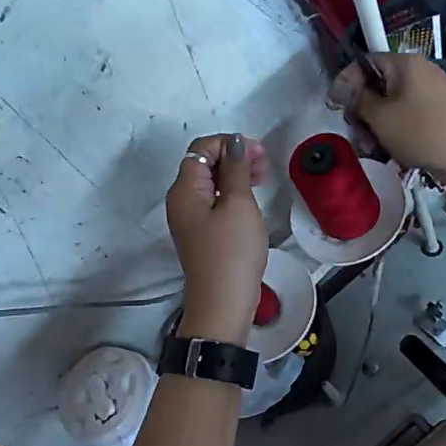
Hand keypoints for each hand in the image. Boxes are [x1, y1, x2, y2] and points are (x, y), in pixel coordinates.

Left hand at [167, 133, 268, 343]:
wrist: (223, 302)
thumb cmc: (232, 252)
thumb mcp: (238, 205)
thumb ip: (235, 170)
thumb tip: (234, 143)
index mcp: (184, 189)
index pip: (201, 149)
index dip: (229, 144)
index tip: (260, 153)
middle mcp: (180, 201)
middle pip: (203, 164)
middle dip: (233, 157)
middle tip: (264, 165)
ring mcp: (189, 219)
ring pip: (210, 184)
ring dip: (234, 176)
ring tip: (261, 180)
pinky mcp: (201, 234)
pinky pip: (213, 202)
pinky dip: (231, 194)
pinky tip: (250, 200)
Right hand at [328, 54, 445, 204]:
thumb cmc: (424, 131)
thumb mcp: (382, 117)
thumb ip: (358, 101)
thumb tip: (344, 89)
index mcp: (404, 63)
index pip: (365, 62)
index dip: (346, 82)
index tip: (334, 107)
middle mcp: (418, 74)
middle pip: (377, 88)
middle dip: (362, 115)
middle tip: (360, 139)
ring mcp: (430, 97)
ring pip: (391, 110)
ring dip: (377, 132)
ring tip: (376, 154)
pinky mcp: (438, 119)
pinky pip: (408, 123)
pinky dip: (397, 138)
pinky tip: (395, 157)